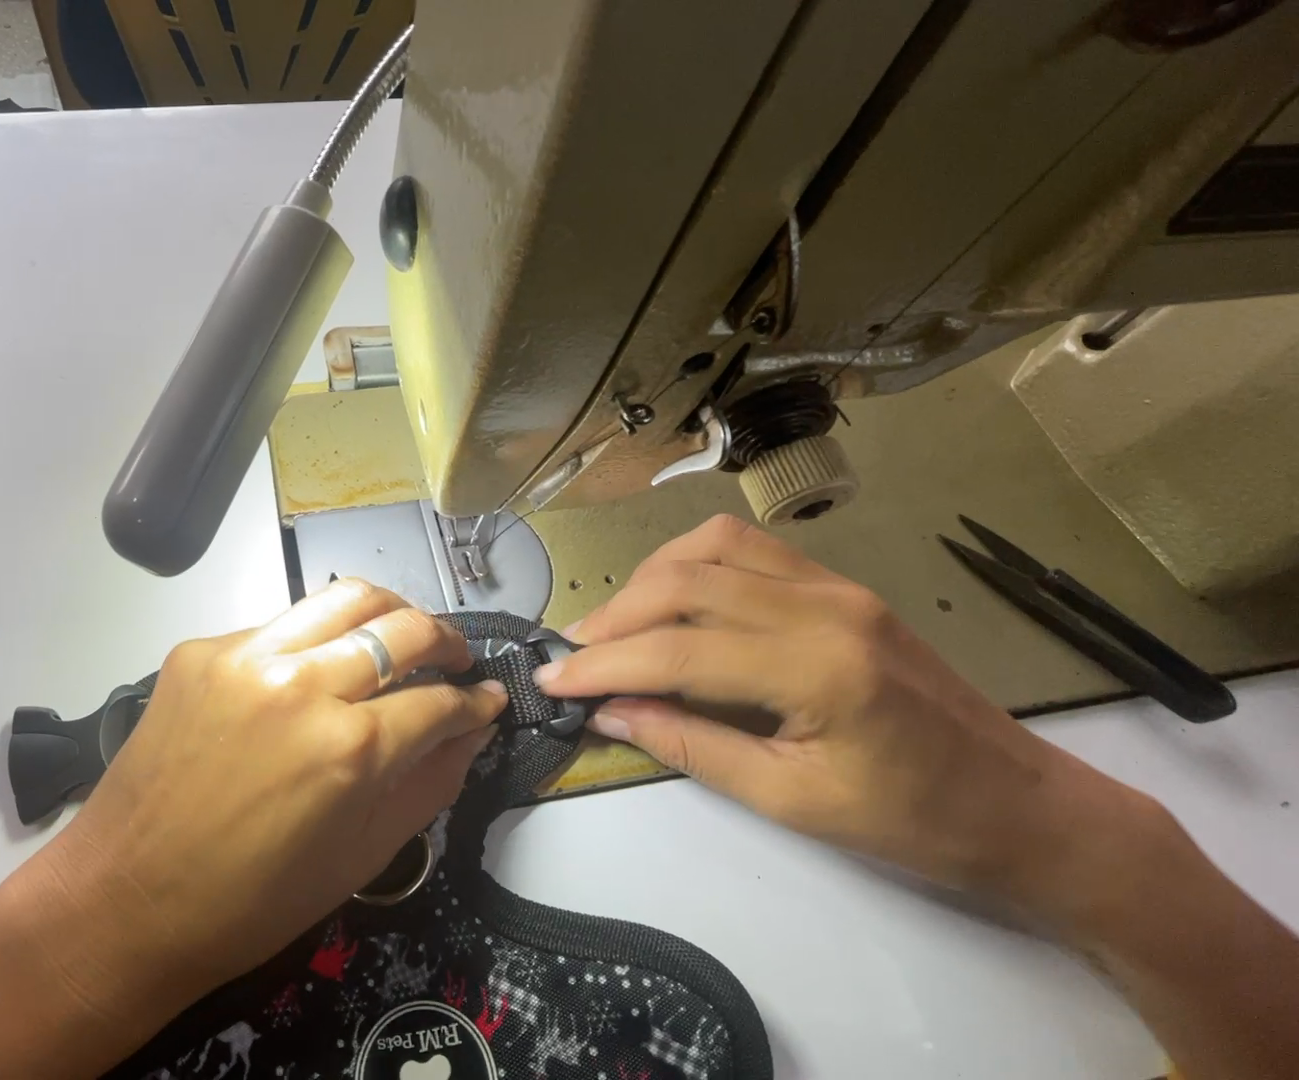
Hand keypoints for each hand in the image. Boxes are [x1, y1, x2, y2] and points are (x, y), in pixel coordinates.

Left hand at [25, 579, 506, 1013]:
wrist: (127, 899)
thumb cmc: (252, 902)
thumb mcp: (362, 856)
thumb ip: (430, 782)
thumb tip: (472, 728)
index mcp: (347, 748)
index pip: (438, 700)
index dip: (474, 700)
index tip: (487, 698)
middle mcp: (300, 683)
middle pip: (401, 627)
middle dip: (445, 641)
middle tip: (454, 661)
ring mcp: (245, 656)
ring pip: (343, 598)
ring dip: (388, 613)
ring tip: (401, 638)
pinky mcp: (202, 650)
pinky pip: (281, 625)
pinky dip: (316, 639)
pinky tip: (317, 669)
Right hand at [535, 515, 1147, 902]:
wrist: (1025, 807)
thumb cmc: (914, 822)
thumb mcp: (792, 802)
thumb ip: (692, 747)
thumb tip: (609, 713)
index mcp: (818, 669)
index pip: (677, 649)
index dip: (601, 664)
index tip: (550, 679)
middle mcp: (822, 605)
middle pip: (683, 582)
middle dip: (612, 616)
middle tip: (573, 656)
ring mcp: (835, 585)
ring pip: (710, 547)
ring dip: (647, 580)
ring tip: (615, 627)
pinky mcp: (840, 584)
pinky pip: (746, 548)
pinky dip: (690, 565)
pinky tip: (671, 600)